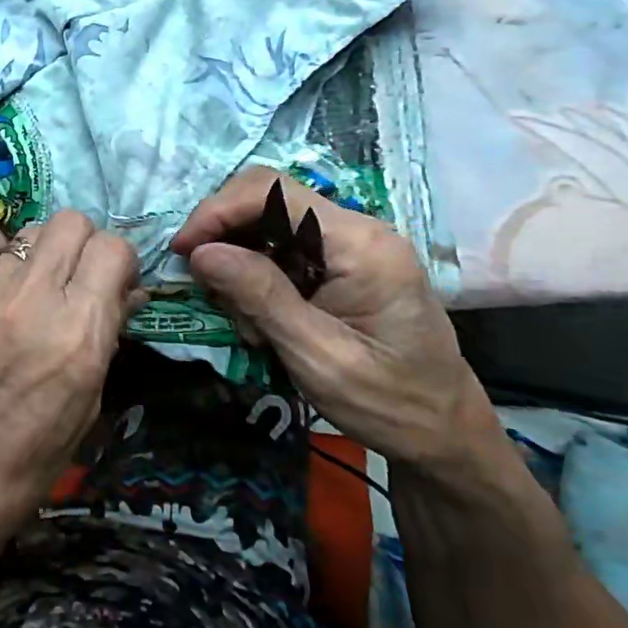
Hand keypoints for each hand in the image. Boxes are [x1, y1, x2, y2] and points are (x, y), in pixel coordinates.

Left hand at [0, 211, 140, 619]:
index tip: (110, 282)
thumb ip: (106, 336)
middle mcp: (34, 300)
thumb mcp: (87, 404)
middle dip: (82, 246)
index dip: (116, 263)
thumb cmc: (27, 457)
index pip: (112, 250)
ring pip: (28, 230)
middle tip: (72, 278)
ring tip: (28, 285)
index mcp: (79, 334)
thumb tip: (126, 291)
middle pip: (72, 224)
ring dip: (38, 253)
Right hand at [171, 166, 503, 475]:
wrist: (445, 435)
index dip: (216, 212)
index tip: (183, 252)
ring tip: (242, 318)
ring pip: (266, 224)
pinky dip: (254, 275)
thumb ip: (260, 297)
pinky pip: (280, 247)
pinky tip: (258, 316)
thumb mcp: (317, 356)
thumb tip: (201, 252)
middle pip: (265, 199)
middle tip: (206, 288)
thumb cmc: (389, 403)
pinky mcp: (341, 262)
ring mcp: (350, 244)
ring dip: (237, 262)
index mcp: (359, 244)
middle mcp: (357, 230)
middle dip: (223, 236)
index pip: (271, 192)